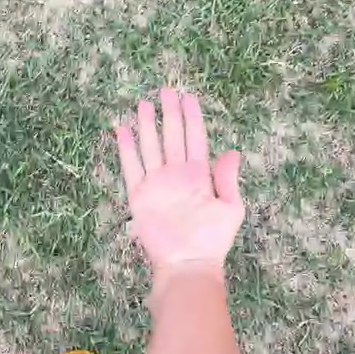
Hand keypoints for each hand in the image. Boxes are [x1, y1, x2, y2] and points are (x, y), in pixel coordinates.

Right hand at [113, 87, 244, 275]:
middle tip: (166, 90)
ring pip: (150, 146)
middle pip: (171, 136)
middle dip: (169, 113)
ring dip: (147, 125)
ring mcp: (157, 183)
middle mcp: (176, 173)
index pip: (194, 138)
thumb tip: (232, 153)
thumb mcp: (230, 208)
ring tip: (142, 104)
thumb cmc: (212, 239)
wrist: (188, 263)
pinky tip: (122, 130)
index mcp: (199, 174)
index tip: (188, 97)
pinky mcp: (140, 195)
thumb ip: (228, 180)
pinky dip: (126, 149)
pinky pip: (131, 167)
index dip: (192, 117)